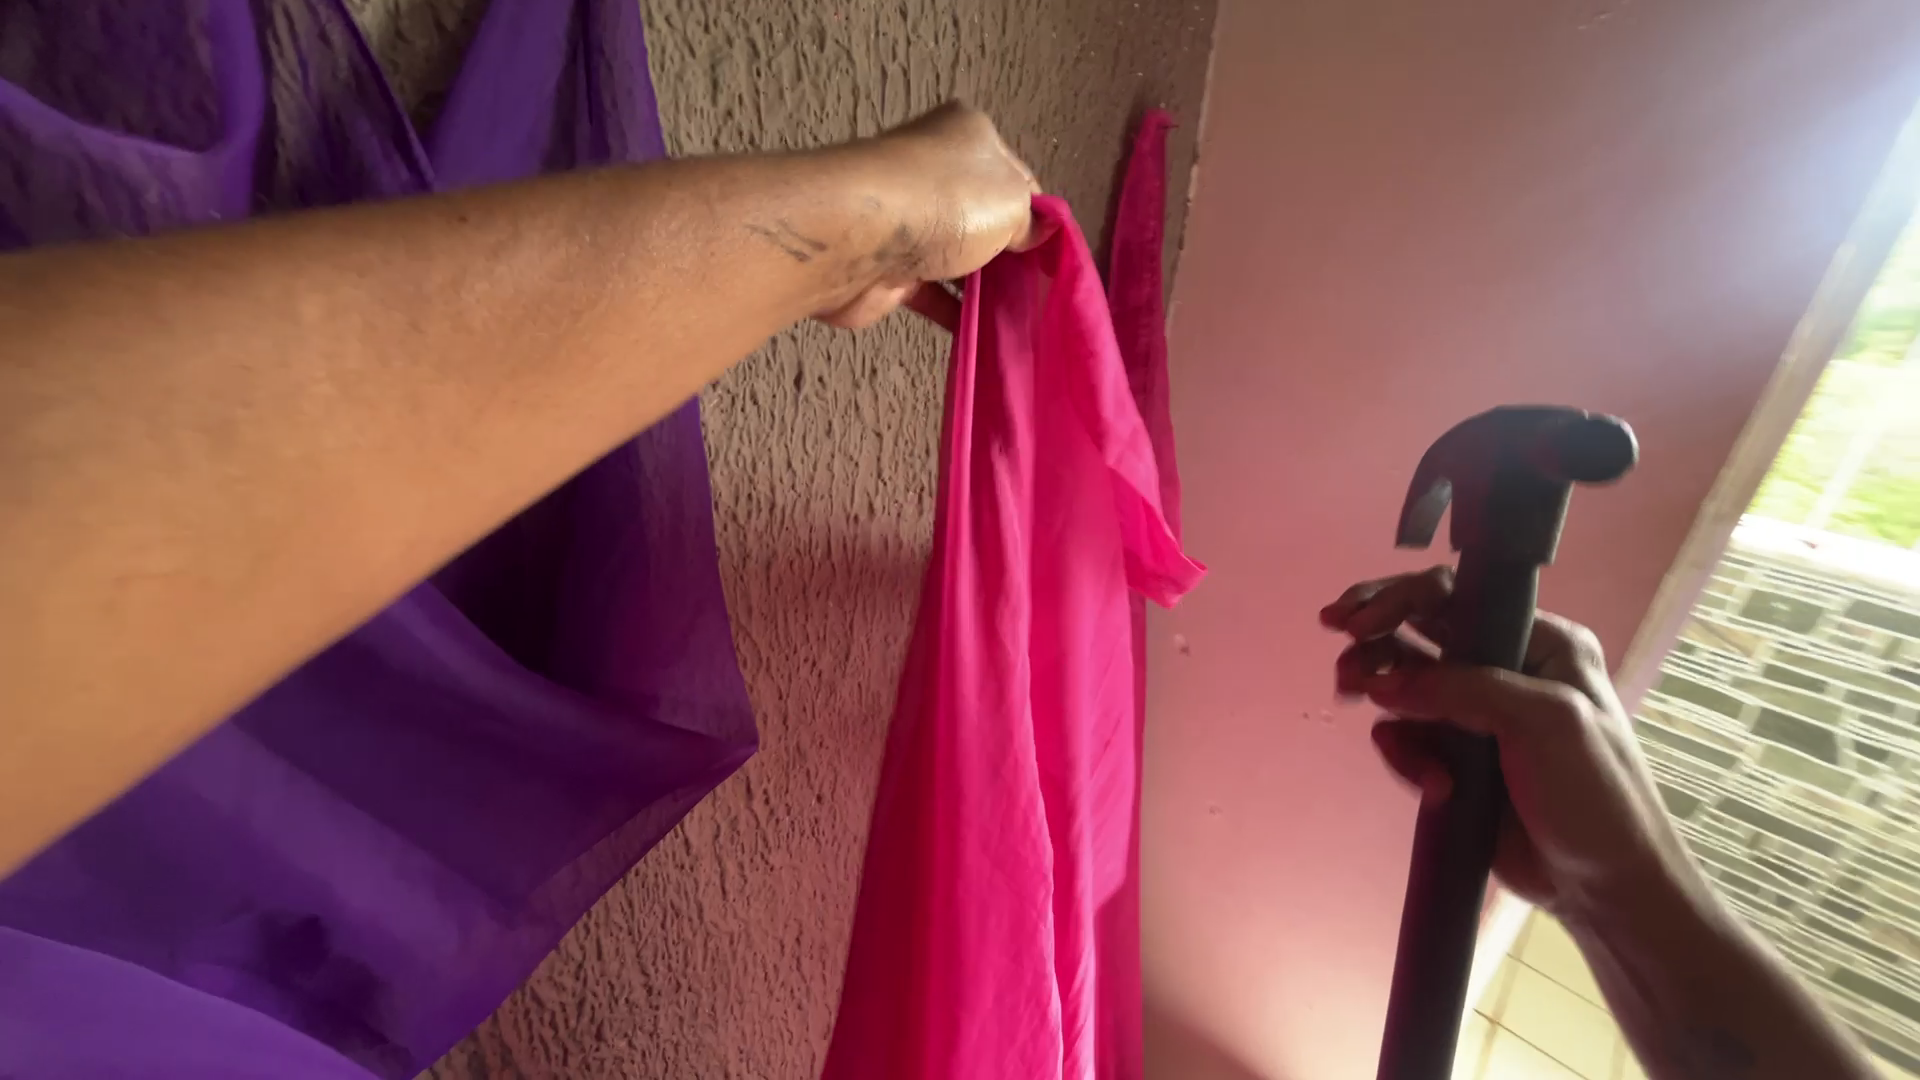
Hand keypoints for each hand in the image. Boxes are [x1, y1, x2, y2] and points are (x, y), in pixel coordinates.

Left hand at [816, 102, 1042, 329]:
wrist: (862, 238)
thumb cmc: (947, 203)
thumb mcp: (1011, 200)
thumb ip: (1031, 220)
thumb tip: (1040, 233)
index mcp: (968, 137)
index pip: (1017, 177)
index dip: (1038, 216)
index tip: (1052, 255)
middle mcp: (935, 174)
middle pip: (986, 219)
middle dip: (1009, 256)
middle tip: (1037, 291)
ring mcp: (910, 223)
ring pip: (959, 259)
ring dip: (984, 288)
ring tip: (1017, 319)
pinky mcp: (891, 268)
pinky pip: (933, 295)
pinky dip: (956, 313)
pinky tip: (983, 334)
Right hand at [1321, 567, 1703, 917]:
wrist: (1604, 889)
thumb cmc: (1596, 795)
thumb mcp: (1547, 722)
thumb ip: (1463, 689)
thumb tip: (1381, 686)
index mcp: (1536, 641)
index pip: (1450, 595)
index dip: (1394, 599)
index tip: (1353, 624)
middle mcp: (1496, 665)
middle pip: (1409, 629)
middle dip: (1368, 644)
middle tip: (1342, 667)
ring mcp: (1467, 708)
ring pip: (1392, 680)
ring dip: (1375, 698)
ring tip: (1363, 719)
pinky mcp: (1445, 749)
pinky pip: (1398, 732)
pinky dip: (1403, 755)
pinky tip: (1434, 785)